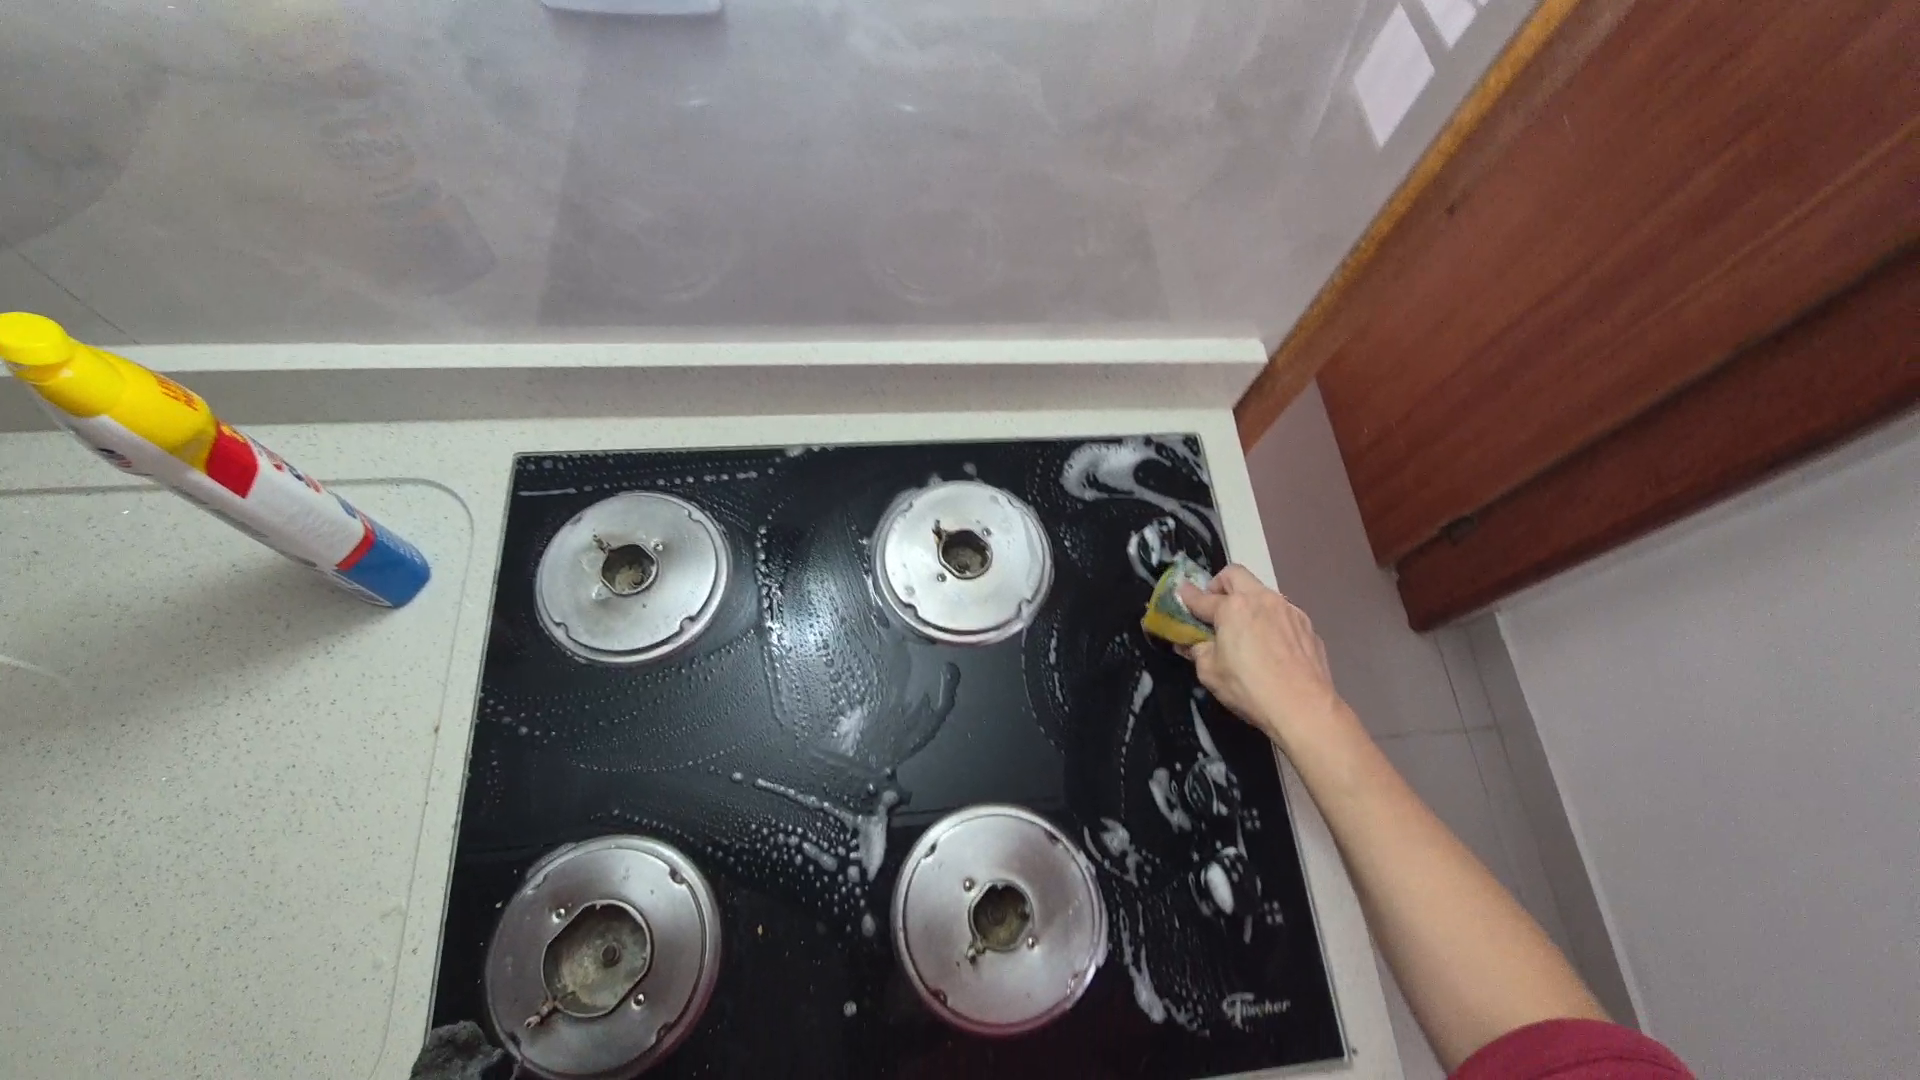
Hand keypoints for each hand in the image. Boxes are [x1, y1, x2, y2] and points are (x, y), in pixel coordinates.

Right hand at [1178, 565, 1344, 747]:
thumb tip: (1191, 643)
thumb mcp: (1210, 672)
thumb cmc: (1250, 689)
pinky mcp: (1307, 625)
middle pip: (1235, 575)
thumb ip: (1197, 650)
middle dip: (1219, 585)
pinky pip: (1282, 614)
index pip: (1202, 597)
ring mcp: (1289, 610)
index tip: (1182, 593)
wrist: (1304, 708)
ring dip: (1248, 603)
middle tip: (1215, 607)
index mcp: (1233, 608)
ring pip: (1262, 592)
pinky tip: (1271, 647)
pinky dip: (1269, 621)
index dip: (1187, 596)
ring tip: (1245, 630)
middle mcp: (1262, 599)